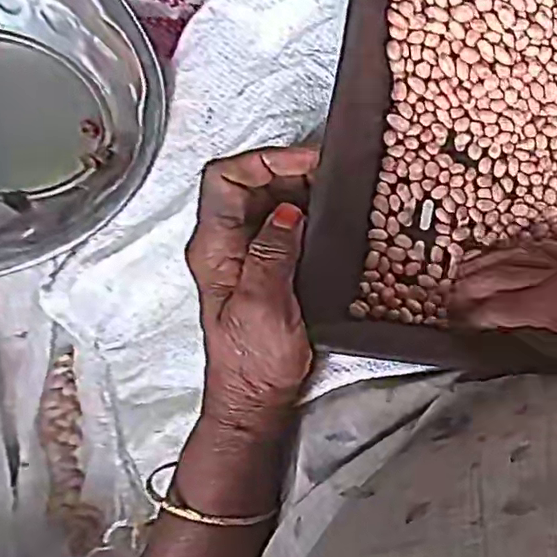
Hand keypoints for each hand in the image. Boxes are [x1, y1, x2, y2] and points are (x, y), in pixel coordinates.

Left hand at [185, 145, 317, 432]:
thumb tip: (289, 212)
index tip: (310, 162)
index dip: (266, 161)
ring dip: (301, 189)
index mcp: (215, 248)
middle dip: (288, 169)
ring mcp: (249, 256)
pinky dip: (310, 213)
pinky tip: (335, 218)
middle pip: (247, 185)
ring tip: (341, 190)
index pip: (226, 181)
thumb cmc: (255, 359)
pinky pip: (285, 228)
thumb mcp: (264, 306)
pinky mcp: (271, 268)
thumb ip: (272, 255)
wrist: (256, 394)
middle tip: (334, 172)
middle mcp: (227, 245)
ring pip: (268, 203)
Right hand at [450, 242, 556, 379]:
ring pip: (515, 256)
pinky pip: (540, 250)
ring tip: (462, 277)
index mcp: (550, 306)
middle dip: (468, 288)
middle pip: (497, 275)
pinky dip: (517, 252)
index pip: (494, 306)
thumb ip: (528, 350)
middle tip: (449, 304)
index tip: (455, 327)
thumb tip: (492, 351)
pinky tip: (506, 256)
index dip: (470, 317)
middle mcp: (555, 280)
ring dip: (486, 265)